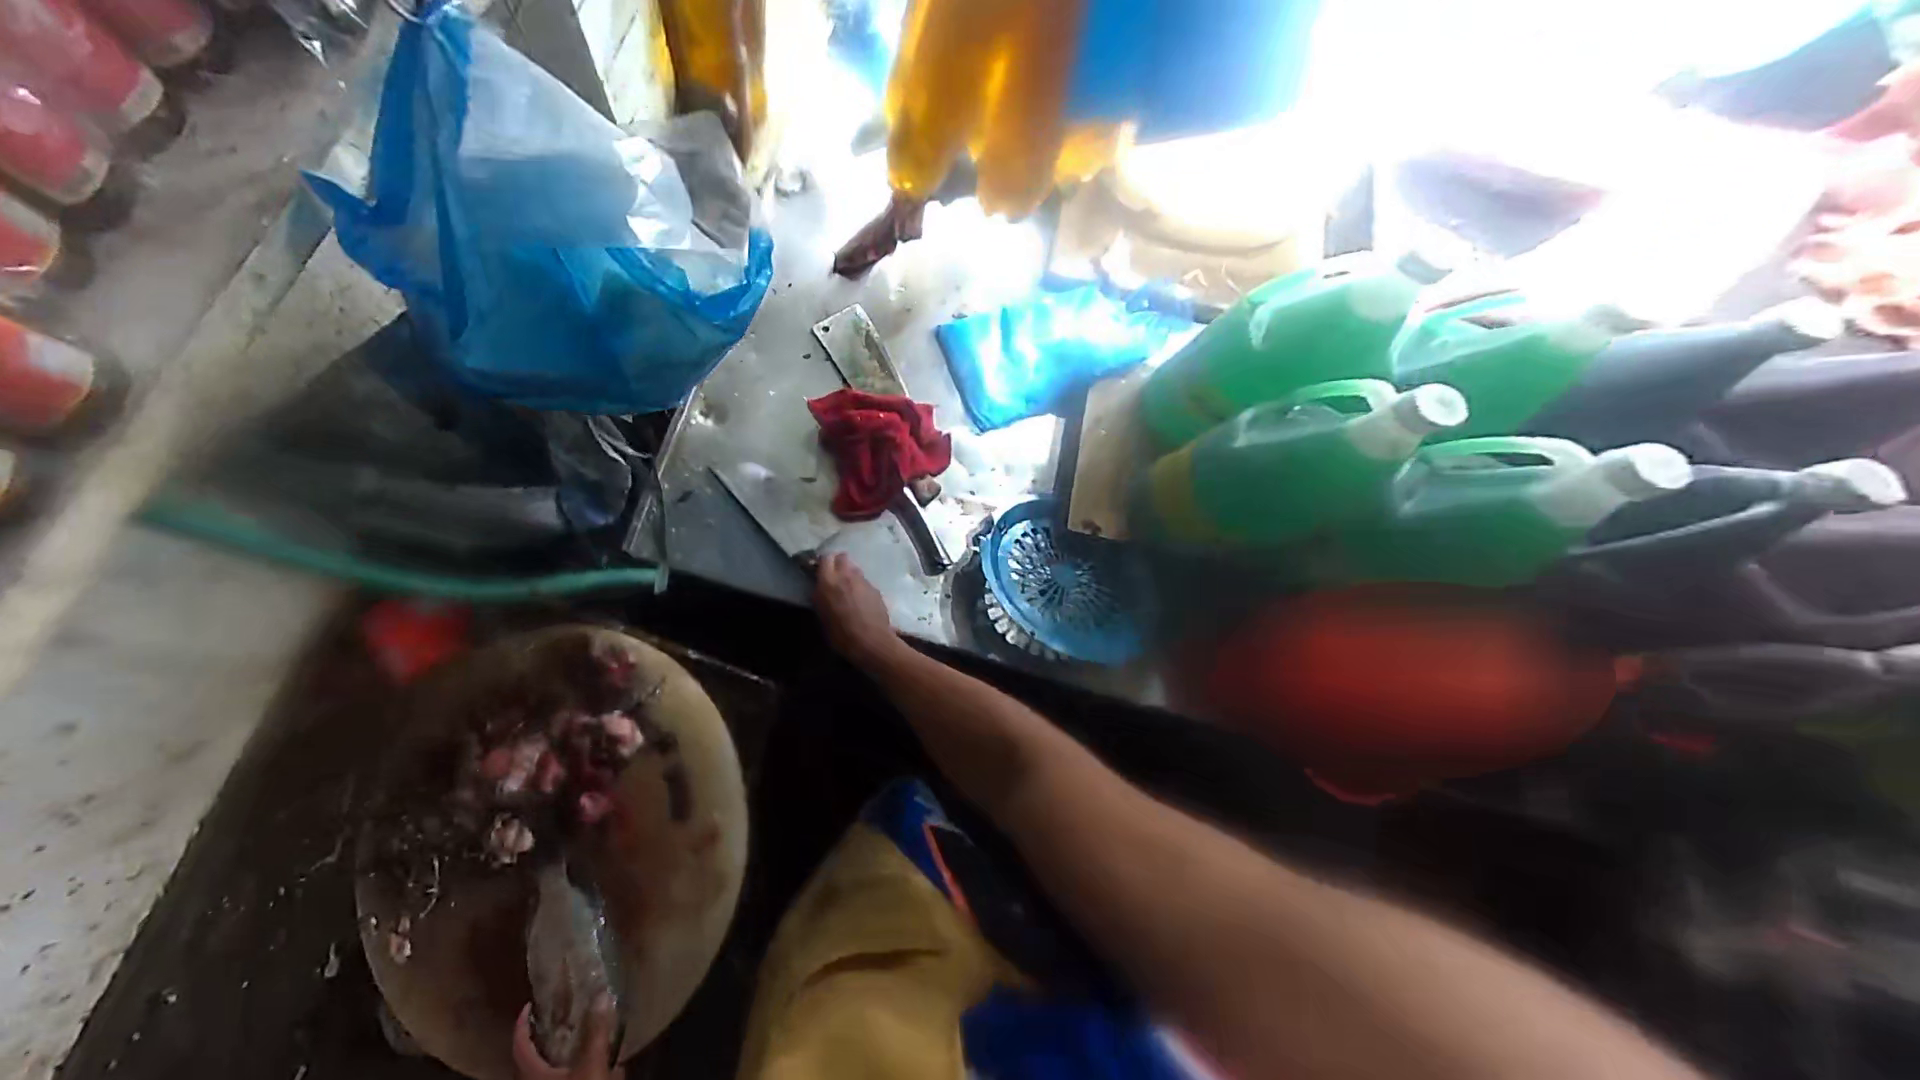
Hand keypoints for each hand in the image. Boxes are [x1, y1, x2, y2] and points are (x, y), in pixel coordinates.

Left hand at [512, 995, 623, 1079]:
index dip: (521, 1026)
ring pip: (551, 1074)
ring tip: (588, 1038)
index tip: (528, 1005)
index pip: (519, 1047)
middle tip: (563, 1017)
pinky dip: (582, 1072)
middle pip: (532, 1062)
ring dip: (565, 1056)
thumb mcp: (591, 1066)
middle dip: (546, 1040)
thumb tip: (600, 994)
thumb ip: (596, 1032)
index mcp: (532, 1077)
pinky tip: (605, 1068)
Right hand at [813, 553, 902, 667]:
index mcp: (829, 582)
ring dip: (850, 574)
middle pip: (842, 557)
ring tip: (848, 588)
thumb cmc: (840, 634)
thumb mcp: (821, 616)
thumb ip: (821, 596)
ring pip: (855, 568)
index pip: (825, 558)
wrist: (871, 641)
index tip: (821, 570)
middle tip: (834, 576)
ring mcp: (864, 581)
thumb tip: (821, 588)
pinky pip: (864, 581)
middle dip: (838, 563)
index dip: (823, 562)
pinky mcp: (876, 589)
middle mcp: (847, 576)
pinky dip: (860, 586)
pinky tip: (860, 599)